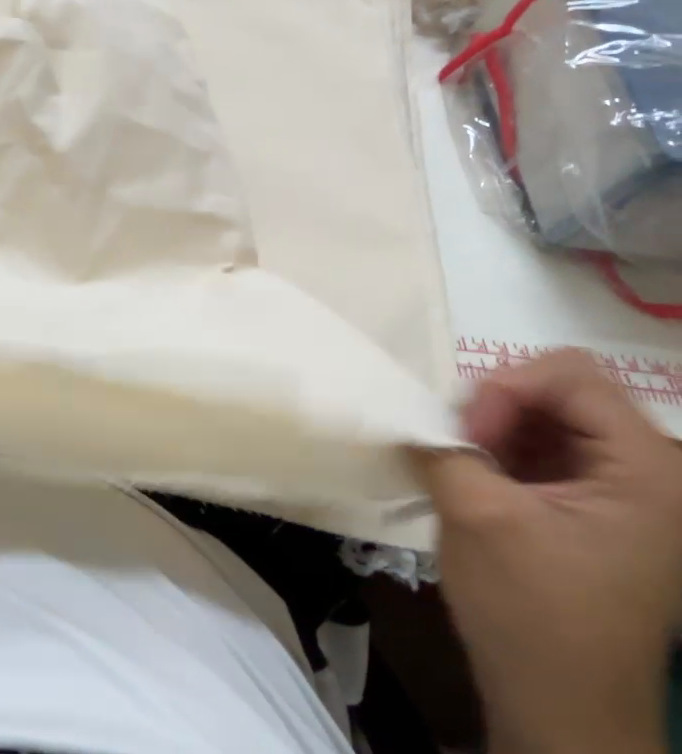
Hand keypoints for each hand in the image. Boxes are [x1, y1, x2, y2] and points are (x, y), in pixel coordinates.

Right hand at [415, 350, 681, 753]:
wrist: (559, 694)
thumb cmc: (530, 604)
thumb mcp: (478, 513)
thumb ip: (447, 446)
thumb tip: (417, 414)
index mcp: (649, 469)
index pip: (572, 375)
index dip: (505, 388)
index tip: (461, 432)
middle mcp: (651, 472)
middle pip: (563, 393)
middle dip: (494, 409)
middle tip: (449, 446)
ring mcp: (626, 494)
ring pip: (547, 422)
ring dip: (491, 433)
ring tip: (453, 465)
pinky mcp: (595, 512)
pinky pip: (544, 455)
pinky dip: (498, 456)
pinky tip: (468, 482)